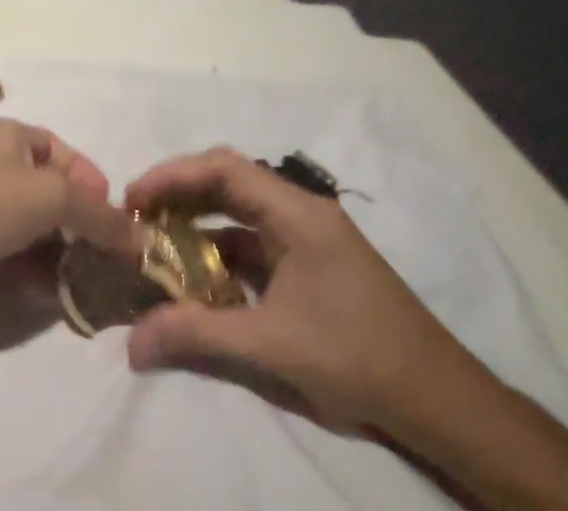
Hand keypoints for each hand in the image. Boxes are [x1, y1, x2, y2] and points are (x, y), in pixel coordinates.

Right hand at [123, 147, 472, 431]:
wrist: (437, 398)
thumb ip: (196, 335)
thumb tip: (130, 344)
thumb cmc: (356, 357)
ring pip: (240, 213)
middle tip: (135, 218)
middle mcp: (303, 214)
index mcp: (299, 215)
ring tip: (154, 243)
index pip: (225, 169)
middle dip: (178, 195)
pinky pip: (254, 243)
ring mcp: (309, 239)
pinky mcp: (311, 264)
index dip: (173, 176)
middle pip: (229, 182)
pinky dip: (219, 251)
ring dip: (197, 223)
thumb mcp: (270, 345)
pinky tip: (196, 278)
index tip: (133, 201)